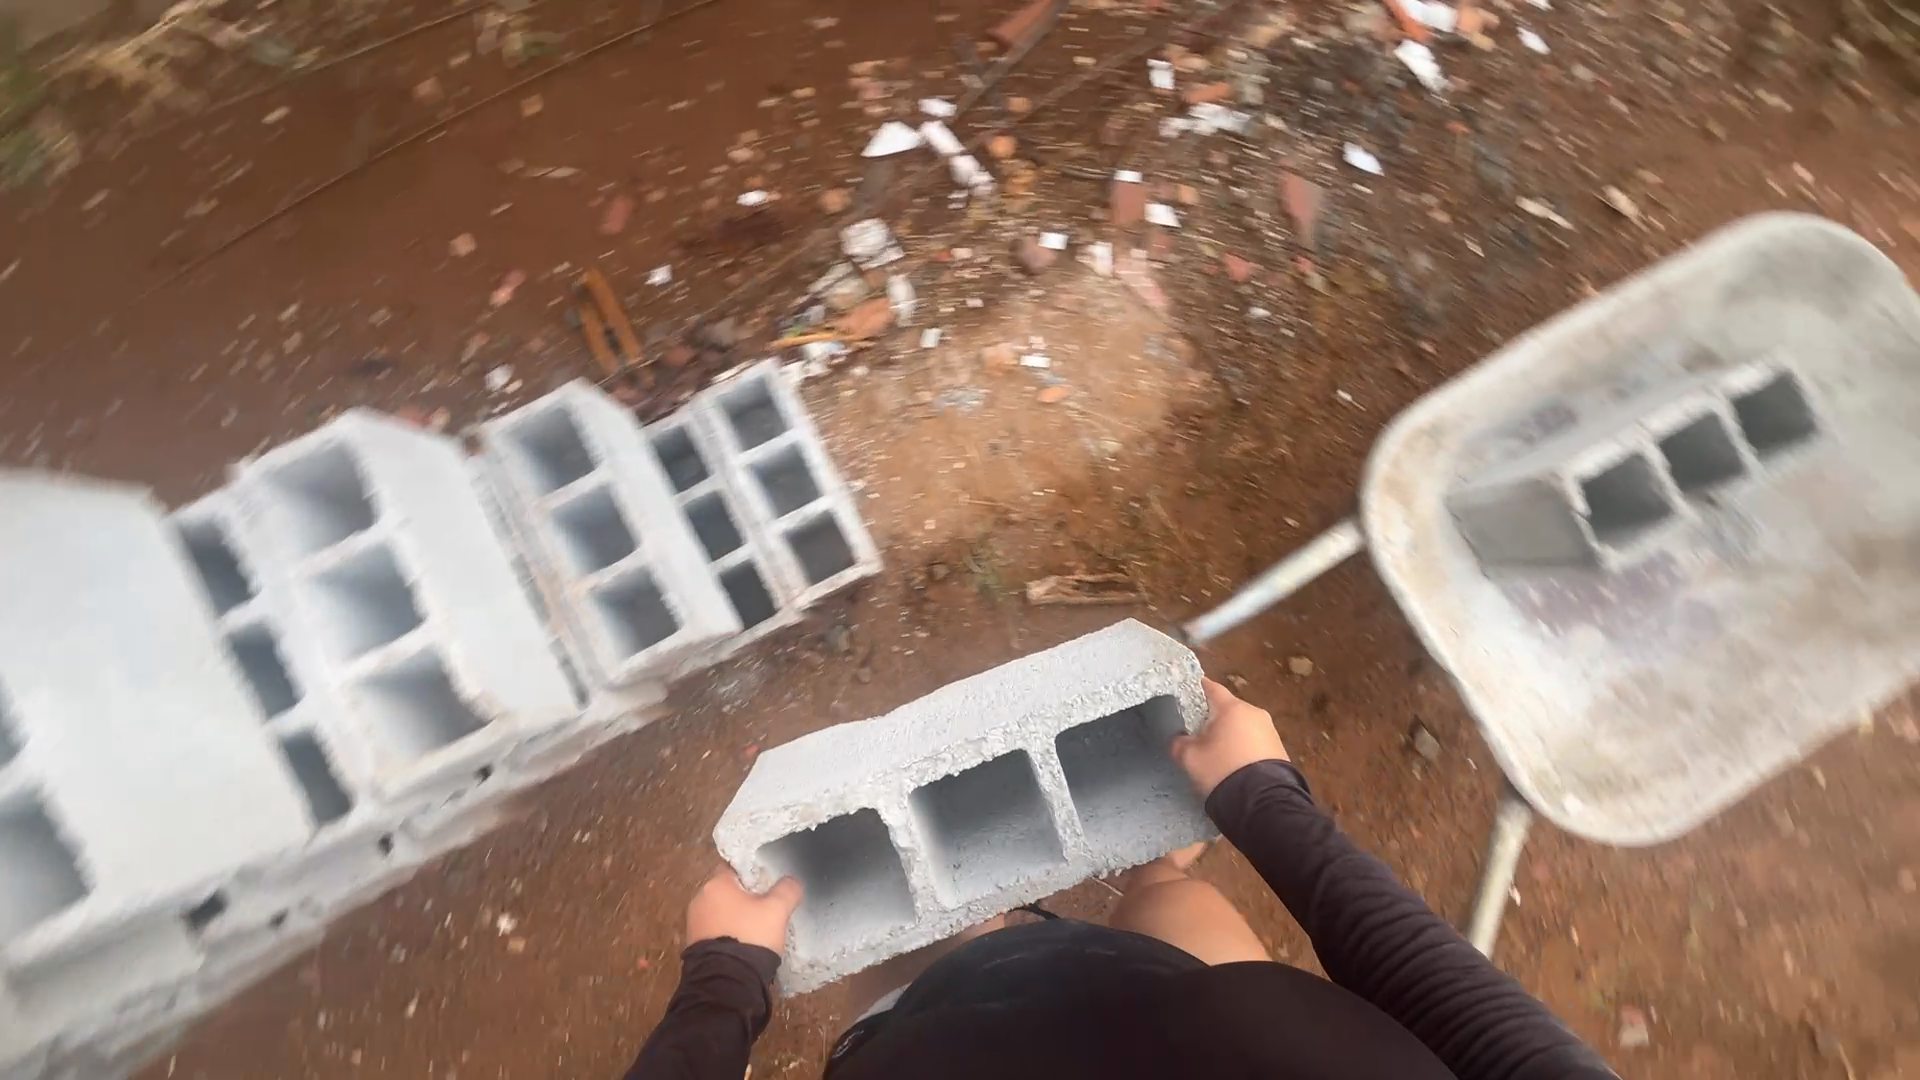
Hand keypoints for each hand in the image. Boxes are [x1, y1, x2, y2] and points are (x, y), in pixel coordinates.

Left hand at [686, 866, 801, 955]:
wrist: (725, 986)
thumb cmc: (750, 936)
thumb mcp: (778, 909)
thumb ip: (787, 889)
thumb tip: (791, 882)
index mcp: (715, 885)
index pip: (735, 868)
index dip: (754, 874)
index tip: (768, 887)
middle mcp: (699, 901)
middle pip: (728, 891)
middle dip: (746, 899)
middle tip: (766, 910)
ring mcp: (693, 926)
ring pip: (722, 914)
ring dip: (737, 920)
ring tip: (757, 933)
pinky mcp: (693, 950)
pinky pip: (716, 934)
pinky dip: (729, 936)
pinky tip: (744, 948)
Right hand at [1170, 678, 1289, 798]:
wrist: (1263, 803)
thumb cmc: (1222, 770)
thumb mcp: (1189, 758)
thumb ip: (1178, 742)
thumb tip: (1179, 738)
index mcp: (1232, 707)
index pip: (1210, 687)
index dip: (1195, 689)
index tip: (1184, 696)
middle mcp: (1254, 713)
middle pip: (1227, 708)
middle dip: (1212, 717)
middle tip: (1197, 733)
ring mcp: (1270, 731)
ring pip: (1242, 725)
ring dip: (1229, 734)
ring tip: (1217, 754)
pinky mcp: (1280, 749)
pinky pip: (1254, 741)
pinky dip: (1243, 747)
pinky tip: (1235, 764)